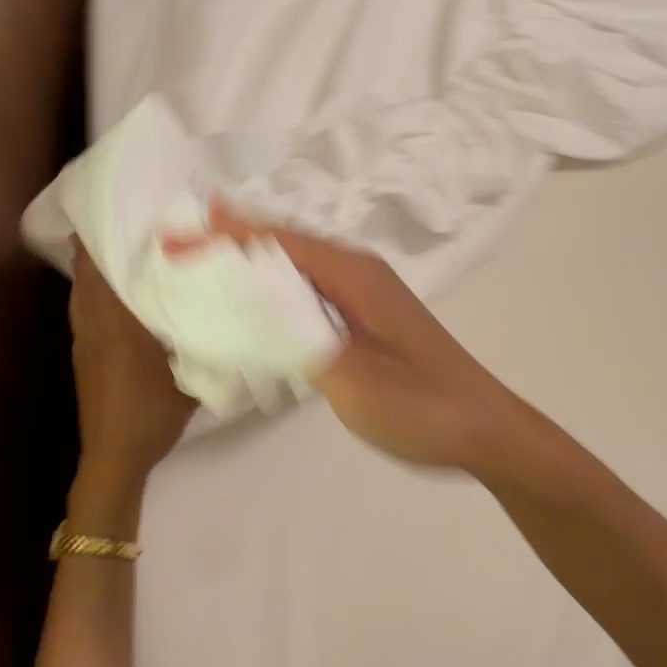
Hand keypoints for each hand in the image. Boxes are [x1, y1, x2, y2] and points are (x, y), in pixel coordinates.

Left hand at [68, 241, 197, 485]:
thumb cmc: (150, 415)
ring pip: (81, 294)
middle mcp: (93, 325)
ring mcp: (82, 342)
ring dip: (91, 270)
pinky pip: (82, 310)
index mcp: (117, 324)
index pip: (99, 271)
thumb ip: (199, 341)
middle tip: (118, 223)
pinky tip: (112, 295)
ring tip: (113, 250)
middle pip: (85, 275)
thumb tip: (217, 310)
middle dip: (94, 247)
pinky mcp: (81, 356)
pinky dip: (91, 293)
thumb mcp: (186, 378)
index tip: (113, 212)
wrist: (113, 458)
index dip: (99, 240)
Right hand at [165, 201, 535, 475]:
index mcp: (354, 275)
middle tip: (180, 240)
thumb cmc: (422, 407)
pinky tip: (251, 296)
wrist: (487, 432)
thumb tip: (249, 306)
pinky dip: (271, 283)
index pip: (277, 242)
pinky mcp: (363, 314)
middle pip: (283, 242)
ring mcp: (362, 291)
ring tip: (203, 255)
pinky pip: (306, 285)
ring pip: (294, 262)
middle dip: (230, 238)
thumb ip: (300, 339)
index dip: (226, 236)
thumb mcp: (353, 379)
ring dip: (249, 257)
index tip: (179, 234)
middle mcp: (356, 270)